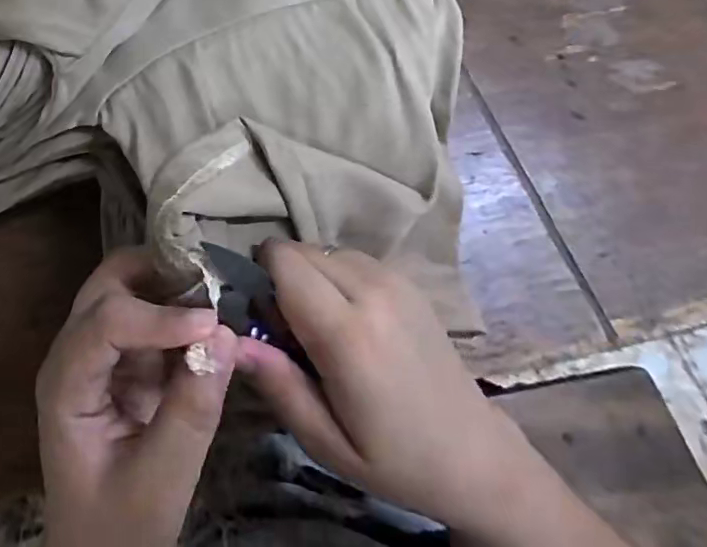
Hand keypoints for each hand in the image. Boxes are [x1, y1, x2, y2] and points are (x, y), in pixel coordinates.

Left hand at [36, 248, 237, 546]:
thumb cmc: (121, 526)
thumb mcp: (161, 480)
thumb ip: (191, 410)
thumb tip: (225, 337)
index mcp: (66, 384)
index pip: (105, 321)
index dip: (158, 316)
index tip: (211, 324)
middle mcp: (74, 353)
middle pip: (108, 284)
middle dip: (158, 274)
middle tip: (210, 289)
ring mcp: (96, 352)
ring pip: (128, 286)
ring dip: (170, 285)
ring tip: (215, 302)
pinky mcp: (122, 359)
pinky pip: (150, 313)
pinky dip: (179, 309)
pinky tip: (209, 325)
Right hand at [236, 242, 626, 546]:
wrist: (475, 452)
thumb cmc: (394, 458)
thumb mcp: (326, 442)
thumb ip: (278, 385)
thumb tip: (231, 340)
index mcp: (348, 333)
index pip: (283, 261)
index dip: (258, 276)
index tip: (259, 314)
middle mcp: (371, 291)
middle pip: (299, 249)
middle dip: (279, 276)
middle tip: (287, 327)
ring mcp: (394, 278)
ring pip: (322, 248)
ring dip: (307, 274)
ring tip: (319, 323)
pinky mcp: (406, 278)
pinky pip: (348, 255)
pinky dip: (333, 273)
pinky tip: (348, 315)